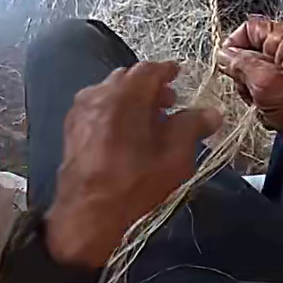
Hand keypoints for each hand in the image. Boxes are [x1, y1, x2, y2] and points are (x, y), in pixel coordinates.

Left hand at [47, 62, 221, 267]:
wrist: (87, 213)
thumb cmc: (134, 183)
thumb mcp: (174, 156)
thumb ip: (192, 127)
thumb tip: (212, 113)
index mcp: (124, 95)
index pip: (149, 70)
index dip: (167, 71)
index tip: (178, 75)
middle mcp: (98, 94)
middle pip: (128, 78)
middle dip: (150, 86)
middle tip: (169, 102)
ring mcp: (80, 110)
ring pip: (110, 92)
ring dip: (131, 99)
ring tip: (149, 121)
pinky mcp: (71, 128)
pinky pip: (97, 107)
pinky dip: (114, 110)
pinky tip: (125, 133)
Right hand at [219, 16, 282, 149]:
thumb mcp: (263, 82)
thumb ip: (239, 63)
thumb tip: (223, 54)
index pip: (249, 27)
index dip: (233, 45)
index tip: (227, 67)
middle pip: (251, 49)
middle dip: (244, 72)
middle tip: (250, 90)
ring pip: (256, 69)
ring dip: (252, 88)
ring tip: (261, 102)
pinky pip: (267, 83)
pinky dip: (263, 96)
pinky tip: (269, 109)